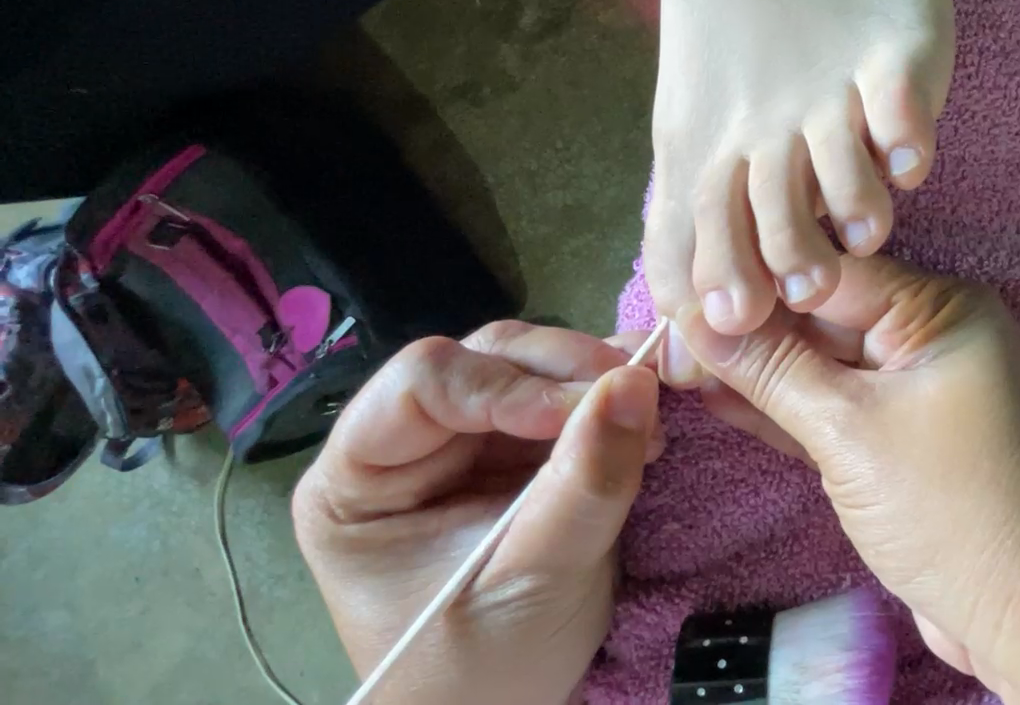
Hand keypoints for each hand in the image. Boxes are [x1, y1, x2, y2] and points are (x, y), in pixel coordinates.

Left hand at [293, 323, 664, 704]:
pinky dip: (617, 389)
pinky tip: (646, 414)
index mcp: (361, 477)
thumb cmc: (484, 670)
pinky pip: (576, 386)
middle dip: (570, 373)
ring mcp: (476, 435)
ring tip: (650, 421)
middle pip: (491, 357)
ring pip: (539, 361)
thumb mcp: (533, 583)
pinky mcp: (529, 442)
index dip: (512, 385)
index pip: (428, 381)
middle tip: (641, 405)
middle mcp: (415, 440)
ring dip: (602, 377)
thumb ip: (583, 485)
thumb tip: (637, 382)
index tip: (591, 412)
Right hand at [666, 255, 1019, 690]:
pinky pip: (839, 404)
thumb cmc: (951, 510)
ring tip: (681, 363)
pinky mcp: (904, 430)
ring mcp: (919, 383)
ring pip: (827, 364)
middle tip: (670, 333)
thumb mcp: (850, 432)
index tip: (683, 291)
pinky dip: (789, 406)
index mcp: (942, 309)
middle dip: (751, 329)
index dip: (754, 284)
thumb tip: (699, 322)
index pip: (831, 276)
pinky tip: (723, 398)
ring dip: (760, 370)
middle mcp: (934, 333)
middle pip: (825, 317)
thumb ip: (774, 371)